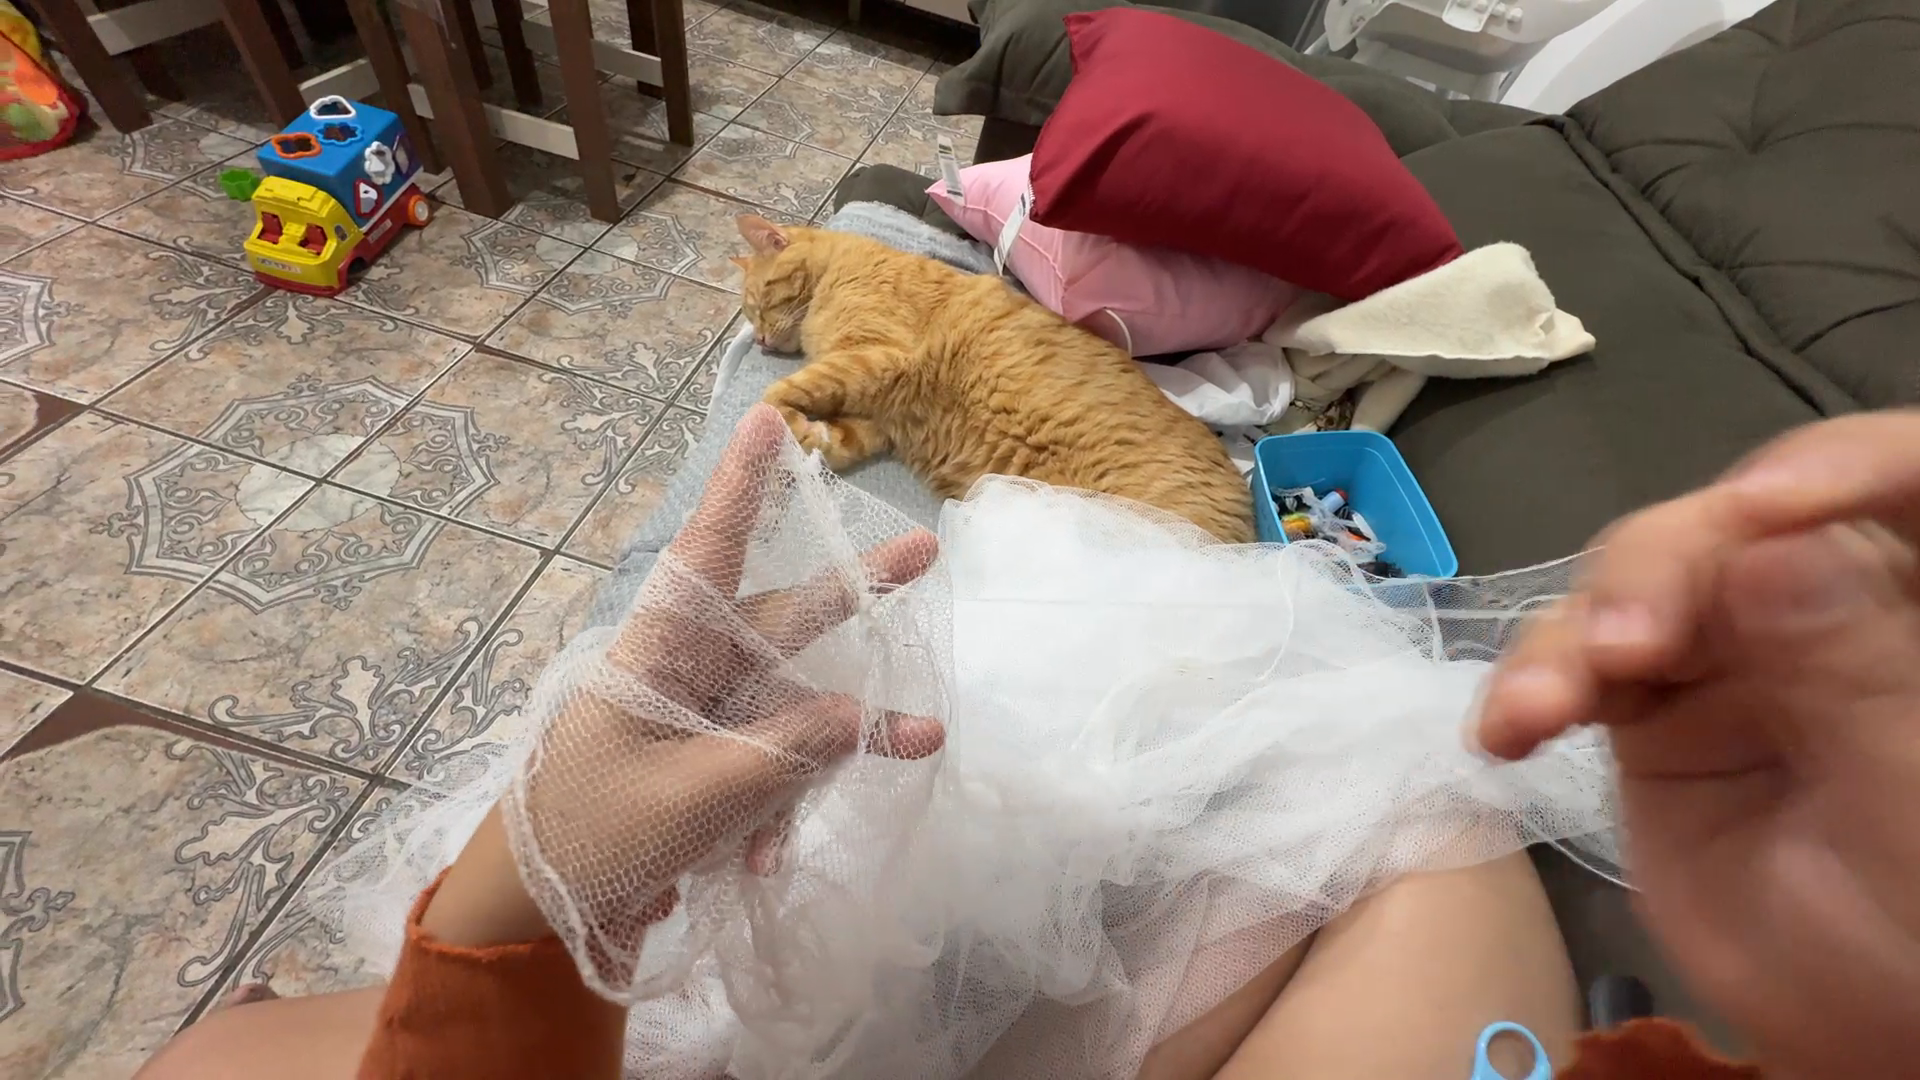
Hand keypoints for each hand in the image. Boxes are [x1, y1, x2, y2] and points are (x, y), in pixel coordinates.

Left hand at [426, 406, 943, 974]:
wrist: (533, 922)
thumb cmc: (587, 839)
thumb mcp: (687, 797)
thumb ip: (778, 752)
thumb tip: (857, 714)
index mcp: (661, 651)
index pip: (707, 550)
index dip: (740, 485)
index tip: (769, 421)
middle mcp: (694, 669)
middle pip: (784, 617)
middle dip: (855, 589)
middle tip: (923, 548)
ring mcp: (713, 717)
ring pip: (797, 704)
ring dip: (844, 736)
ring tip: (923, 739)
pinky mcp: (723, 761)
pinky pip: (777, 764)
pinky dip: (781, 808)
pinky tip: (759, 860)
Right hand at [1475, 410, 1919, 1076]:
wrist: (1860, 1035)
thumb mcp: (1913, 813)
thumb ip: (1858, 681)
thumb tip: (1779, 550)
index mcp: (1914, 612)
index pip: (1894, 486)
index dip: (1834, 469)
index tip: (1764, 509)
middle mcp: (1808, 611)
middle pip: (1707, 537)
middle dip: (1644, 582)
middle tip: (1616, 652)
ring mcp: (1710, 655)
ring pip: (1609, 597)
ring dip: (1555, 646)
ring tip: (1531, 713)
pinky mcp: (1632, 701)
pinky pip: (1556, 664)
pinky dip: (1518, 692)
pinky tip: (1503, 737)